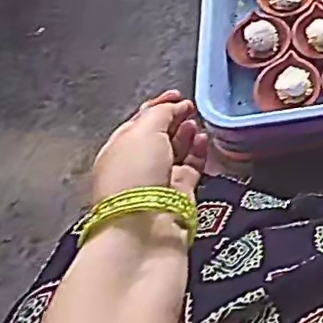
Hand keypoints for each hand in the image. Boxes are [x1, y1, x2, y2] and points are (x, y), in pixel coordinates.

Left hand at [90, 90, 207, 203]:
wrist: (145, 226)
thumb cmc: (135, 176)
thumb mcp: (143, 131)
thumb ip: (161, 112)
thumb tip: (175, 106)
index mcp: (118, 149)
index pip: (139, 121)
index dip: (158, 106)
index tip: (176, 95)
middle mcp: (137, 165)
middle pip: (159, 135)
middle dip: (174, 119)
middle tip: (189, 108)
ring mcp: (158, 180)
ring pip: (176, 151)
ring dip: (187, 134)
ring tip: (196, 123)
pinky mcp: (179, 193)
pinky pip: (192, 166)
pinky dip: (199, 151)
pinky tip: (204, 140)